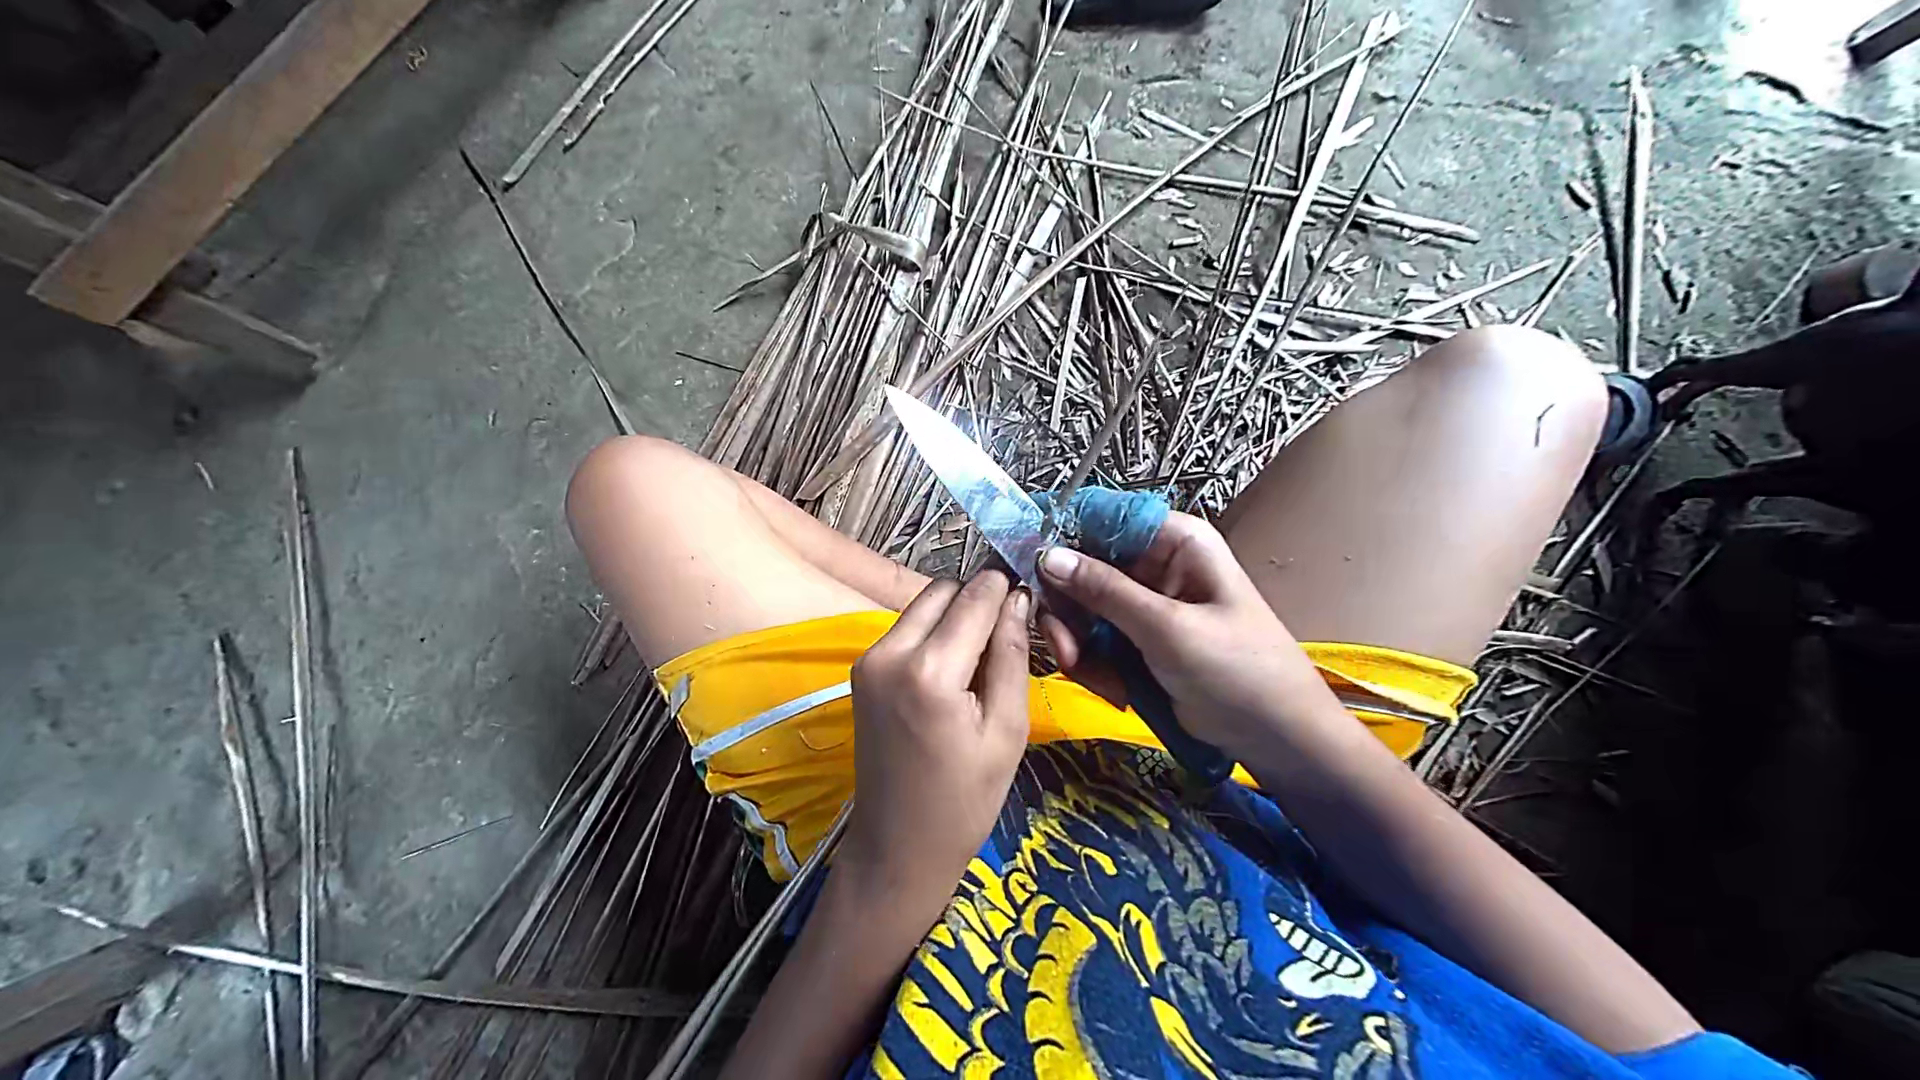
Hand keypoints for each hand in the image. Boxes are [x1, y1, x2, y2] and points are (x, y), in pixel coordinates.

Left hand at [843, 572, 1030, 903]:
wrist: (897, 847)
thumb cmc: (964, 800)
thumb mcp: (1006, 730)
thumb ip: (1012, 655)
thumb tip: (1020, 598)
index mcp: (930, 670)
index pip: (974, 596)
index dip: (1005, 587)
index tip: (1029, 593)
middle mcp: (890, 652)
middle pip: (943, 589)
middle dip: (978, 598)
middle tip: (1008, 631)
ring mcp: (869, 659)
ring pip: (923, 604)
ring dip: (955, 614)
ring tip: (983, 655)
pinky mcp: (862, 670)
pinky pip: (906, 628)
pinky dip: (934, 632)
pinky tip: (954, 668)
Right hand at [1038, 512, 1340, 760]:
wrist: (1277, 738)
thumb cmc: (1238, 670)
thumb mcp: (1168, 628)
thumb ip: (1104, 591)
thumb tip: (1048, 555)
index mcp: (1174, 541)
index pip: (1103, 517)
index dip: (1062, 535)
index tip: (1027, 564)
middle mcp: (1154, 564)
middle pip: (1082, 566)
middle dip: (1068, 610)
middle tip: (1065, 649)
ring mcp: (1142, 604)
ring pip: (1081, 607)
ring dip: (1078, 643)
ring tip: (1095, 678)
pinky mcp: (1135, 639)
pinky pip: (1093, 638)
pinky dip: (1093, 663)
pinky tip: (1115, 690)